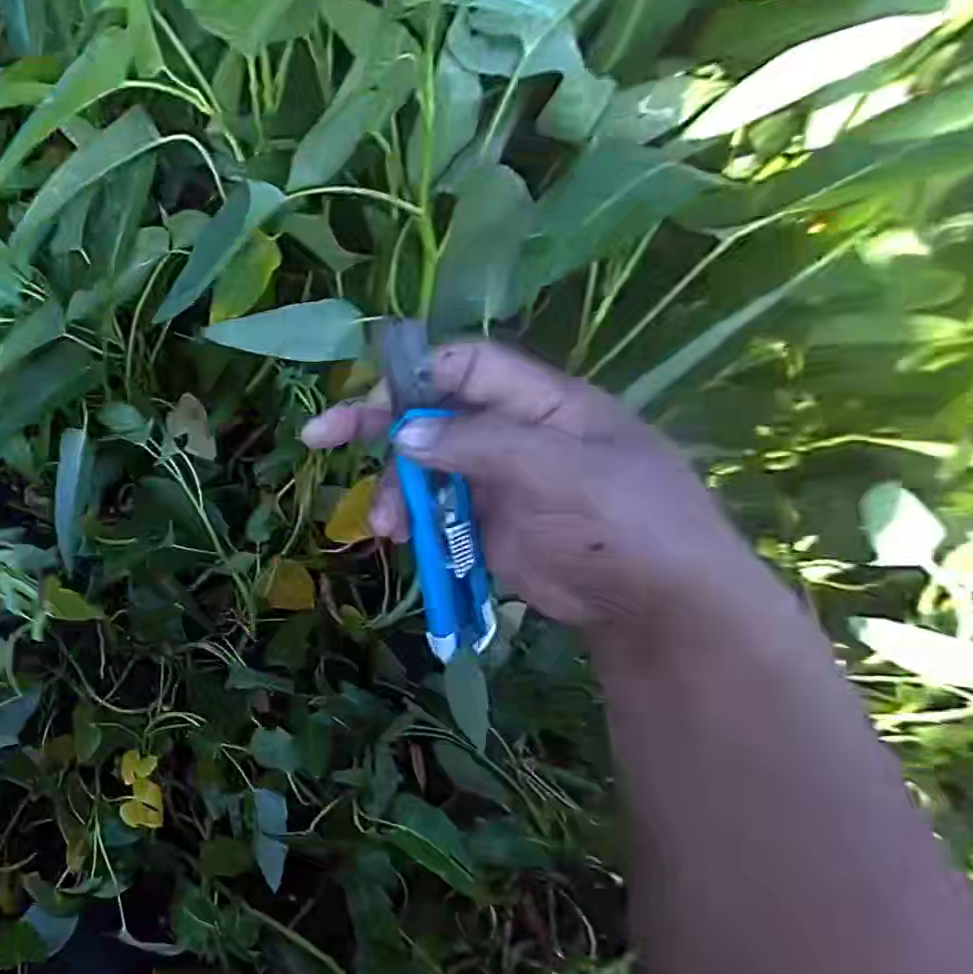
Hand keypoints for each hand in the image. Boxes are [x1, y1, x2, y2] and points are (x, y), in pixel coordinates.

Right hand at [300, 342, 769, 635]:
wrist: (654, 606)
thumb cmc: (625, 524)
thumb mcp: (560, 472)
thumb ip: (480, 445)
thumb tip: (403, 433)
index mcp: (541, 402)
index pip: (466, 366)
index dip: (415, 376)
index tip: (372, 405)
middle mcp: (508, 430)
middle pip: (428, 413)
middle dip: (372, 424)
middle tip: (318, 435)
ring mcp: (490, 475)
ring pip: (418, 466)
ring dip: (391, 491)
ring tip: (384, 528)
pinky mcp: (478, 517)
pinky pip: (426, 505)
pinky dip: (406, 518)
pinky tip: (401, 539)